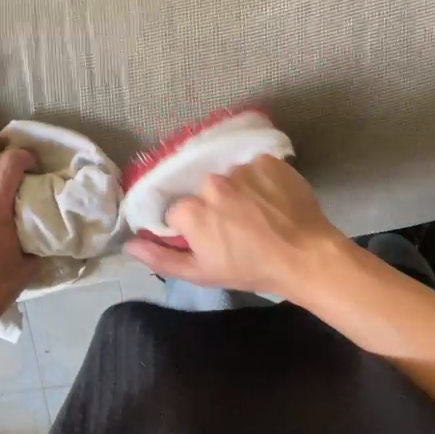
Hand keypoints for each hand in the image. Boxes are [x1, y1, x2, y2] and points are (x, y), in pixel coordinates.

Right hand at [121, 155, 350, 298]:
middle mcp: (212, 183)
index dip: (194, 228)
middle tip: (240, 229)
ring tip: (260, 215)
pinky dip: (261, 182)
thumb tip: (129, 244)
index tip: (213, 241)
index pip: (179, 212)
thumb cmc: (251, 269)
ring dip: (240, 193)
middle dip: (217, 207)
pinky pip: (255, 167)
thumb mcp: (202, 272)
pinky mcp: (268, 161)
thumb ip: (161, 258)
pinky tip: (273, 201)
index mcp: (192, 210)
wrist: (305, 256)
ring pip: (231, 178)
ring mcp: (242, 169)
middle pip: (205, 192)